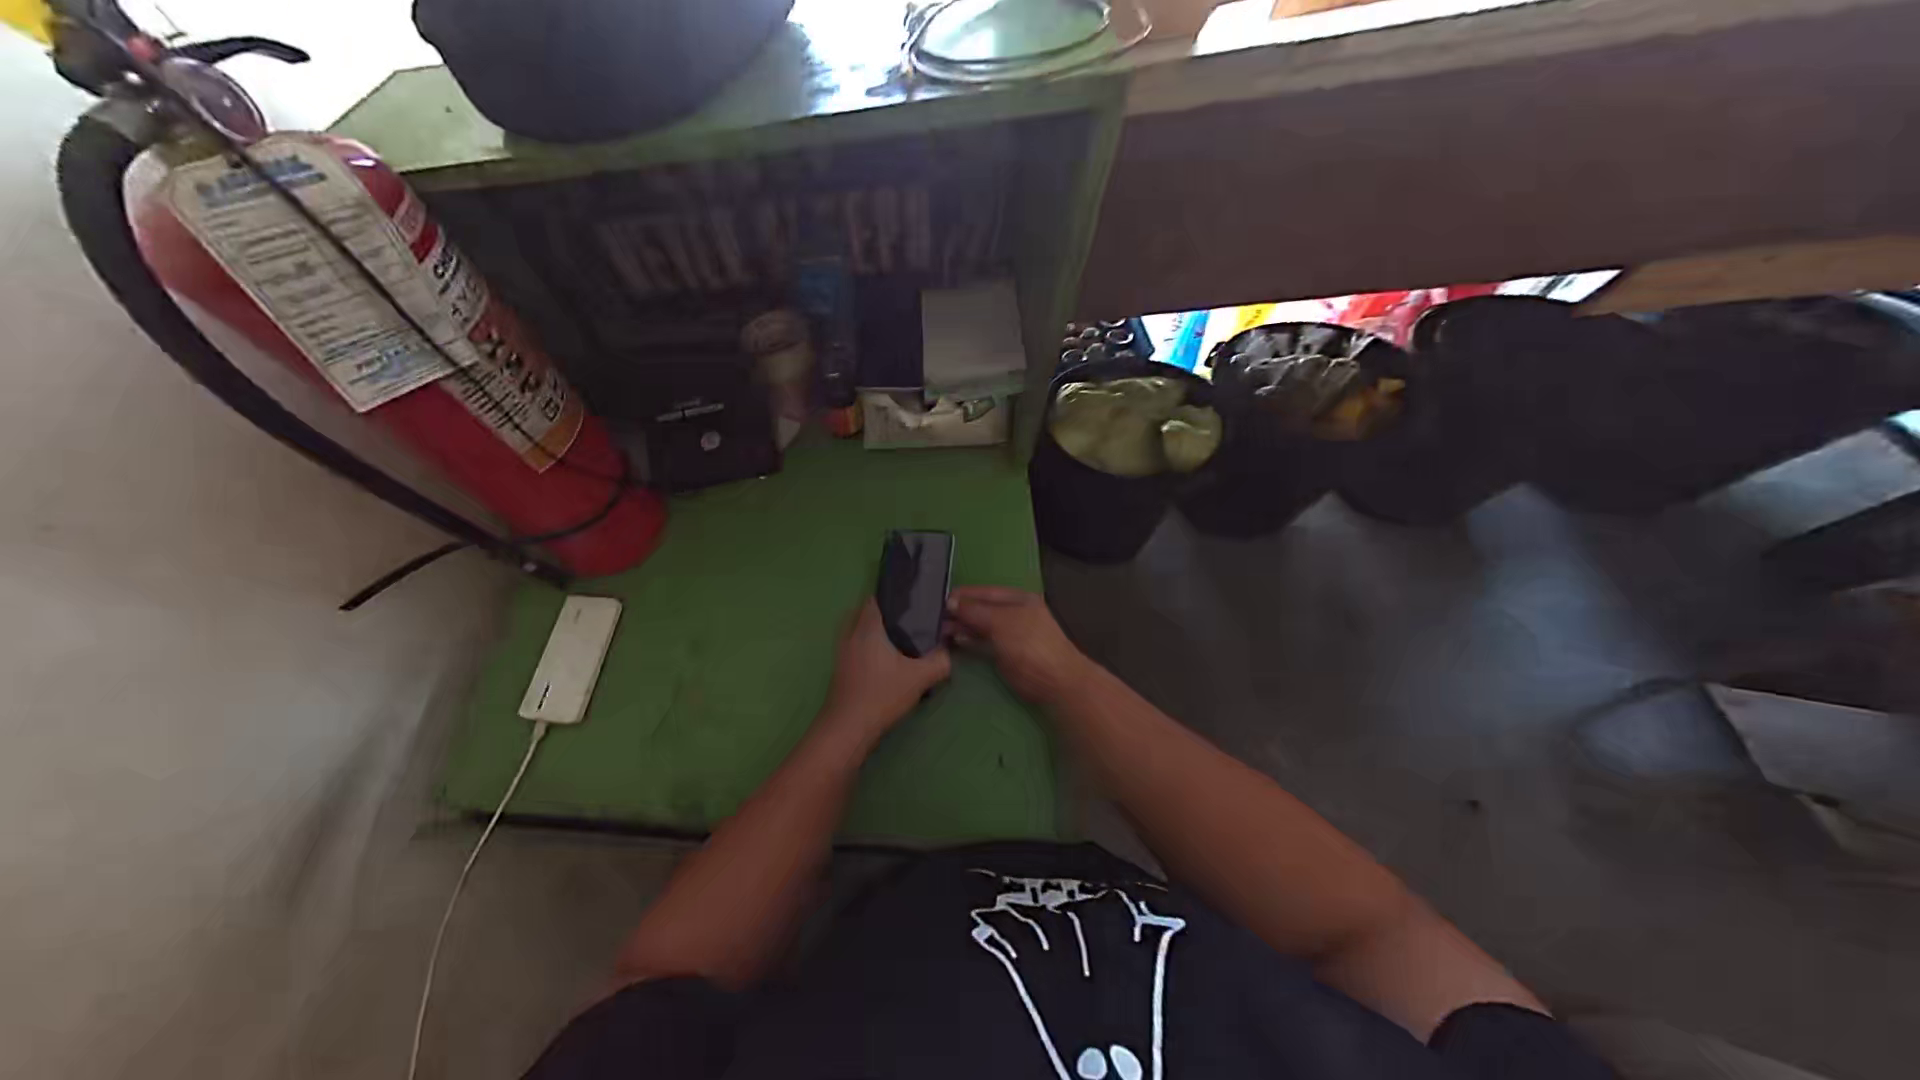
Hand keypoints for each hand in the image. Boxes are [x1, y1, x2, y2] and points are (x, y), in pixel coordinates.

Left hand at [819, 599, 951, 742]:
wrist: (848, 727)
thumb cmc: (882, 695)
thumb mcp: (919, 678)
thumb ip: (939, 661)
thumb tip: (947, 651)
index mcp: (867, 628)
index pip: (875, 600)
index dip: (892, 597)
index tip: (911, 603)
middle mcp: (850, 634)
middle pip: (864, 613)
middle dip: (883, 615)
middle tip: (907, 623)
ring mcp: (841, 652)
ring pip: (857, 630)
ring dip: (873, 631)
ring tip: (898, 641)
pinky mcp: (839, 669)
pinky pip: (854, 646)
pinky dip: (866, 647)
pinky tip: (884, 661)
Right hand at [946, 586, 1090, 705]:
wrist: (1053, 680)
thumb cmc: (1030, 644)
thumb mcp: (1002, 622)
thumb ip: (975, 611)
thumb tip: (951, 602)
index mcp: (1018, 599)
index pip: (986, 592)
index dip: (965, 595)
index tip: (940, 598)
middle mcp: (1013, 614)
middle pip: (982, 609)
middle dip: (960, 611)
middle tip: (935, 615)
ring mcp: (1008, 635)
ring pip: (980, 626)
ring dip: (962, 626)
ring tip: (939, 628)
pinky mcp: (1003, 654)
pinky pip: (982, 643)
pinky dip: (968, 641)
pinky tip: (954, 639)